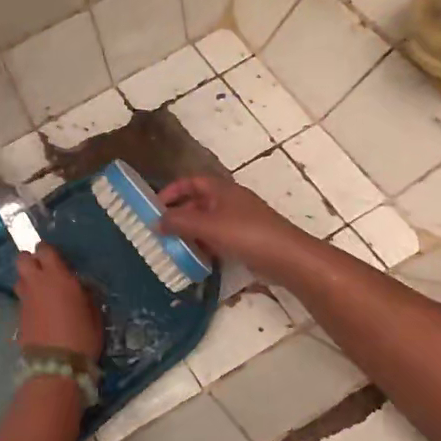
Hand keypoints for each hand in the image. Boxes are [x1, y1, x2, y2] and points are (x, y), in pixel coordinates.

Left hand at [14, 244, 102, 370]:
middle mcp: (37, 283)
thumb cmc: (82, 336)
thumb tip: (79, 288)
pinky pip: (22, 298)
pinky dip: (29, 299)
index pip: (44, 250)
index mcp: (58, 277)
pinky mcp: (18, 316)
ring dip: (28, 280)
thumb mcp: (93, 312)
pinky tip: (40, 310)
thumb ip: (84, 294)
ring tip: (42, 291)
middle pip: (22, 259)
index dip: (48, 251)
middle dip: (31, 260)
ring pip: (20, 278)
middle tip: (45, 271)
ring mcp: (25, 299)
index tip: (57, 259)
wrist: (55, 366)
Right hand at [157, 174, 313, 275]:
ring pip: (207, 222)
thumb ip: (180, 222)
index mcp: (222, 189)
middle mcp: (230, 201)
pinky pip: (218, 238)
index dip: (172, 190)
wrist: (286, 257)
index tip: (155, 206)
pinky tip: (196, 259)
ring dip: (190, 232)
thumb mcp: (208, 226)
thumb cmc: (245, 234)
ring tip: (172, 247)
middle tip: (160, 231)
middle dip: (178, 214)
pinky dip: (205, 245)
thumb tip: (156, 221)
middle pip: (198, 202)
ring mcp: (239, 221)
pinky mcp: (245, 240)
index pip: (191, 181)